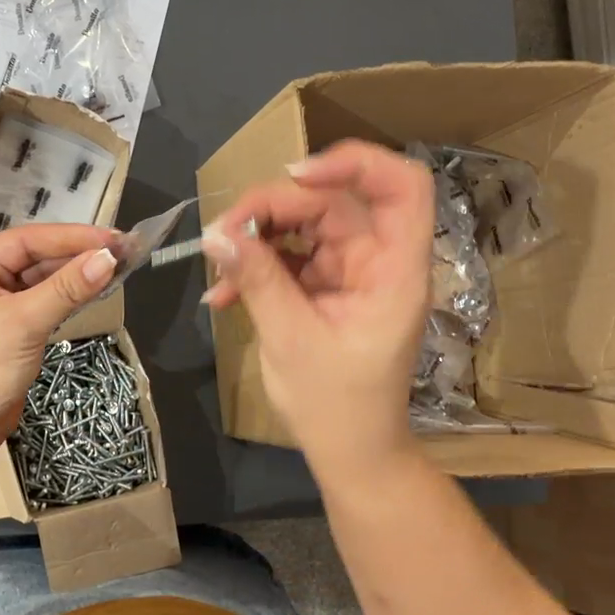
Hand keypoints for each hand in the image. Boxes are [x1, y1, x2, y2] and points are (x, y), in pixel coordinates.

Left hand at [0, 223, 119, 443]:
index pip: (28, 239)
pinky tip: (94, 291)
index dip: (72, 237)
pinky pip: (44, 303)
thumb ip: (68, 288)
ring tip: (117, 268)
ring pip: (43, 280)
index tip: (113, 239)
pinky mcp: (12, 329)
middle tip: (123, 253)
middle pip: (36, 257)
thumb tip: (109, 258)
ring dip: (76, 276)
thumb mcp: (26, 322)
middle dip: (77, 255)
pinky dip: (68, 297)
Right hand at [202, 140, 433, 470]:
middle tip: (221, 234)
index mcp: (393, 270)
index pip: (399, 186)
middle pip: (332, 203)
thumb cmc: (335, 404)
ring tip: (217, 267)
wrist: (348, 451)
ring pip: (304, 227)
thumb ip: (258, 279)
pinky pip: (290, 260)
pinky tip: (223, 293)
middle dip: (273, 210)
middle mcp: (376, 261)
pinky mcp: (325, 290)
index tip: (293, 176)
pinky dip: (256, 269)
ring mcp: (350, 274)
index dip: (353, 163)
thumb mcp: (290, 339)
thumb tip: (215, 233)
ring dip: (256, 240)